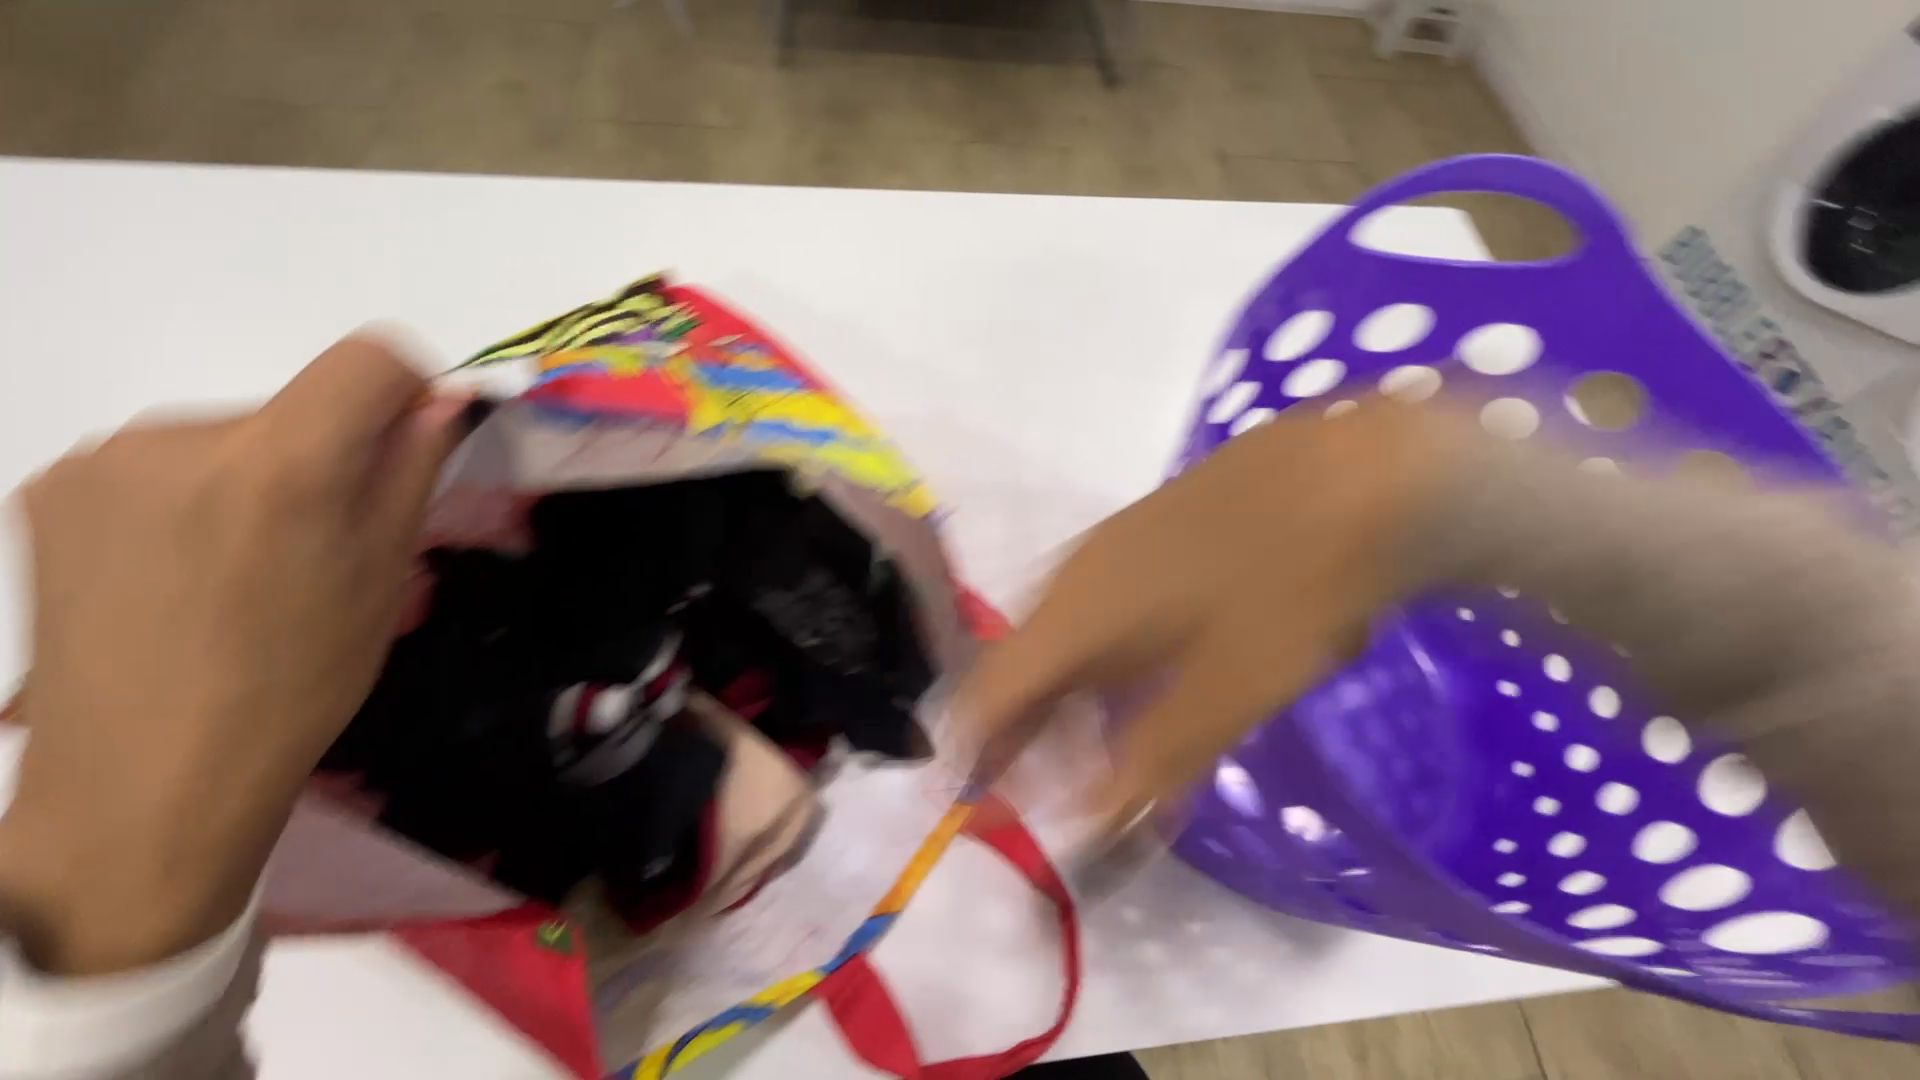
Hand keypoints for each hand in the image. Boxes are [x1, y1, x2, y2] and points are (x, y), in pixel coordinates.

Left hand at [0, 335, 464, 973]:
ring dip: (258, 475)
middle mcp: (178, 435)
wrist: (151, 774)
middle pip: (295, 405)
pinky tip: (183, 569)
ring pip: (227, 436)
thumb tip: (442, 399)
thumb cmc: (303, 676)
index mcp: (282, 462)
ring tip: (247, 565)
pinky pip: (158, 464)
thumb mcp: (384, 571)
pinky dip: (193, 496)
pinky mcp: (47, 490)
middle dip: (328, 450)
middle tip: (326, 541)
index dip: (408, 388)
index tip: (410, 444)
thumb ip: (411, 469)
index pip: (367, 359)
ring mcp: (99, 460)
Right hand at [956, 400, 1472, 829]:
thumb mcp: (1225, 696)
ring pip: (1055, 635)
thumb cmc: (1286, 592)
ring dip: (1055, 699)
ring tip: (1079, 749)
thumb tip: (1086, 823)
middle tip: (1030, 788)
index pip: (989, 694)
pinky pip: (1091, 609)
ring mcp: (1108, 547)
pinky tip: (1131, 680)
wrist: (1356, 472)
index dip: (975, 754)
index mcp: (1074, 616)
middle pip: (1017, 665)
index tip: (974, 806)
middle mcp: (1073, 577)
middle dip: (1015, 733)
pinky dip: (1091, 662)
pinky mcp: (1145, 534)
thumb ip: (1149, 763)